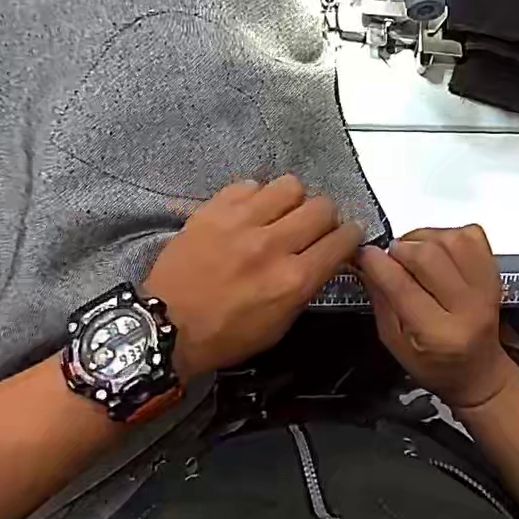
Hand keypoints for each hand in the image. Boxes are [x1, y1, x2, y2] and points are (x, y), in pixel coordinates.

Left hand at [143, 175, 361, 378]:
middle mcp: (273, 244)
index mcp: (293, 279)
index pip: (341, 241)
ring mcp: (242, 221)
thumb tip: (323, 259)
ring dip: (292, 200)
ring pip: (290, 185)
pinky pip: (250, 184)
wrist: (167, 323)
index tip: (346, 235)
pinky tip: (248, 212)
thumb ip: (305, 287)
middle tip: (312, 226)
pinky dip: (255, 196)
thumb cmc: (224, 334)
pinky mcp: (215, 208)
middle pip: (321, 207)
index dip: (350, 235)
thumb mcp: (278, 325)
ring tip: (279, 213)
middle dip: (325, 216)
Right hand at [357, 225, 518, 409]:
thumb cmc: (434, 364)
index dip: (376, 262)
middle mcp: (468, 309)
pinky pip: (472, 236)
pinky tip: (438, 250)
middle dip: (399, 249)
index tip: (363, 253)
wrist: (480, 373)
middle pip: (428, 256)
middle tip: (391, 259)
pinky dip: (449, 235)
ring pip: (450, 239)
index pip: (402, 285)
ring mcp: (486, 289)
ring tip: (414, 254)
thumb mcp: (393, 342)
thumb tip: (364, 261)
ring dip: (423, 239)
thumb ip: (379, 299)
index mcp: (439, 335)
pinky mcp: (494, 274)